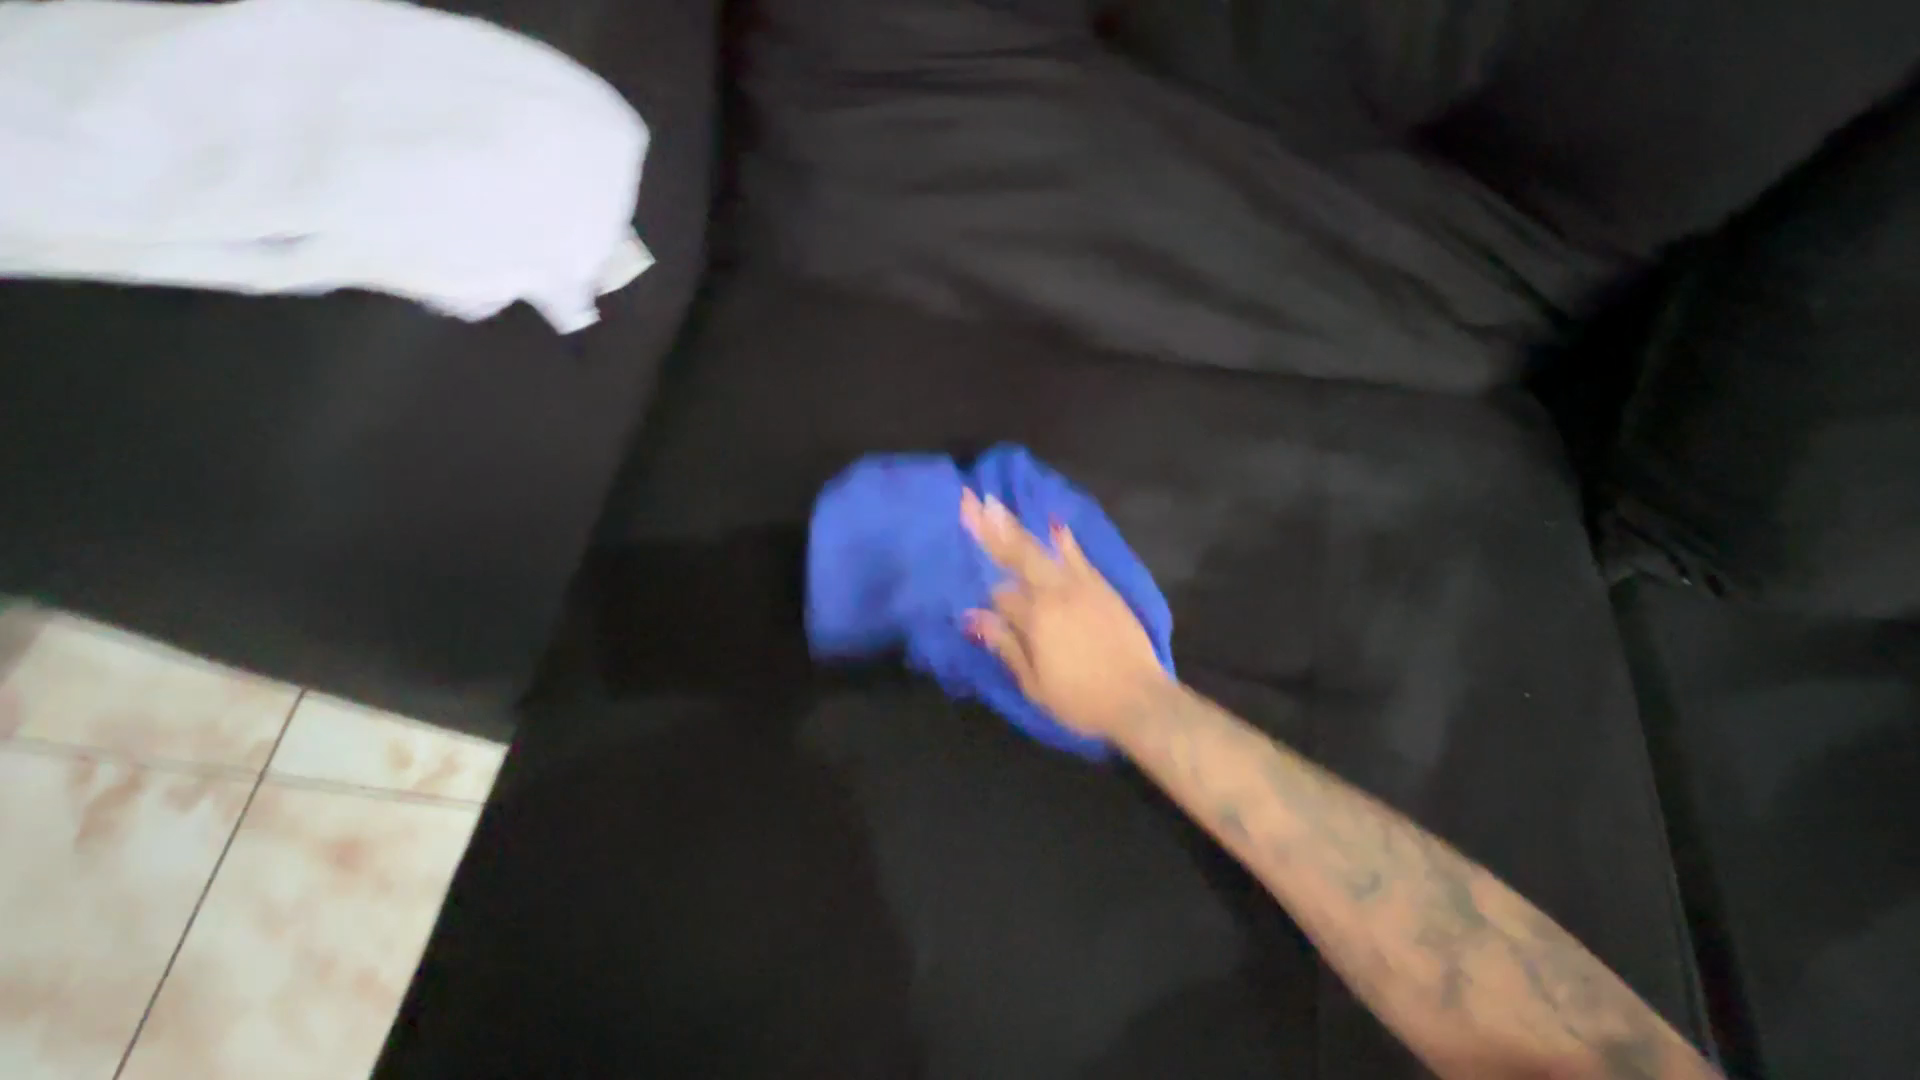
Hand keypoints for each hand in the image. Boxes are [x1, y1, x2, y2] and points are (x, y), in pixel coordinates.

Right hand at [960, 489, 1169, 737]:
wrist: (1140, 699)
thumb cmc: (1081, 700)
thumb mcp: (1035, 683)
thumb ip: (1006, 645)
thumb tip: (974, 618)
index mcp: (1037, 617)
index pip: (1001, 596)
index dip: (987, 600)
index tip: (974, 604)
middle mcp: (1057, 592)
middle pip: (1019, 555)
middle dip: (992, 529)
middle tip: (969, 501)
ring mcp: (1083, 586)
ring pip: (1044, 551)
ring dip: (1018, 527)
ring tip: (996, 504)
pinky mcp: (1104, 588)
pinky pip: (1079, 557)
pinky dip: (1064, 540)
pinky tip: (1054, 526)